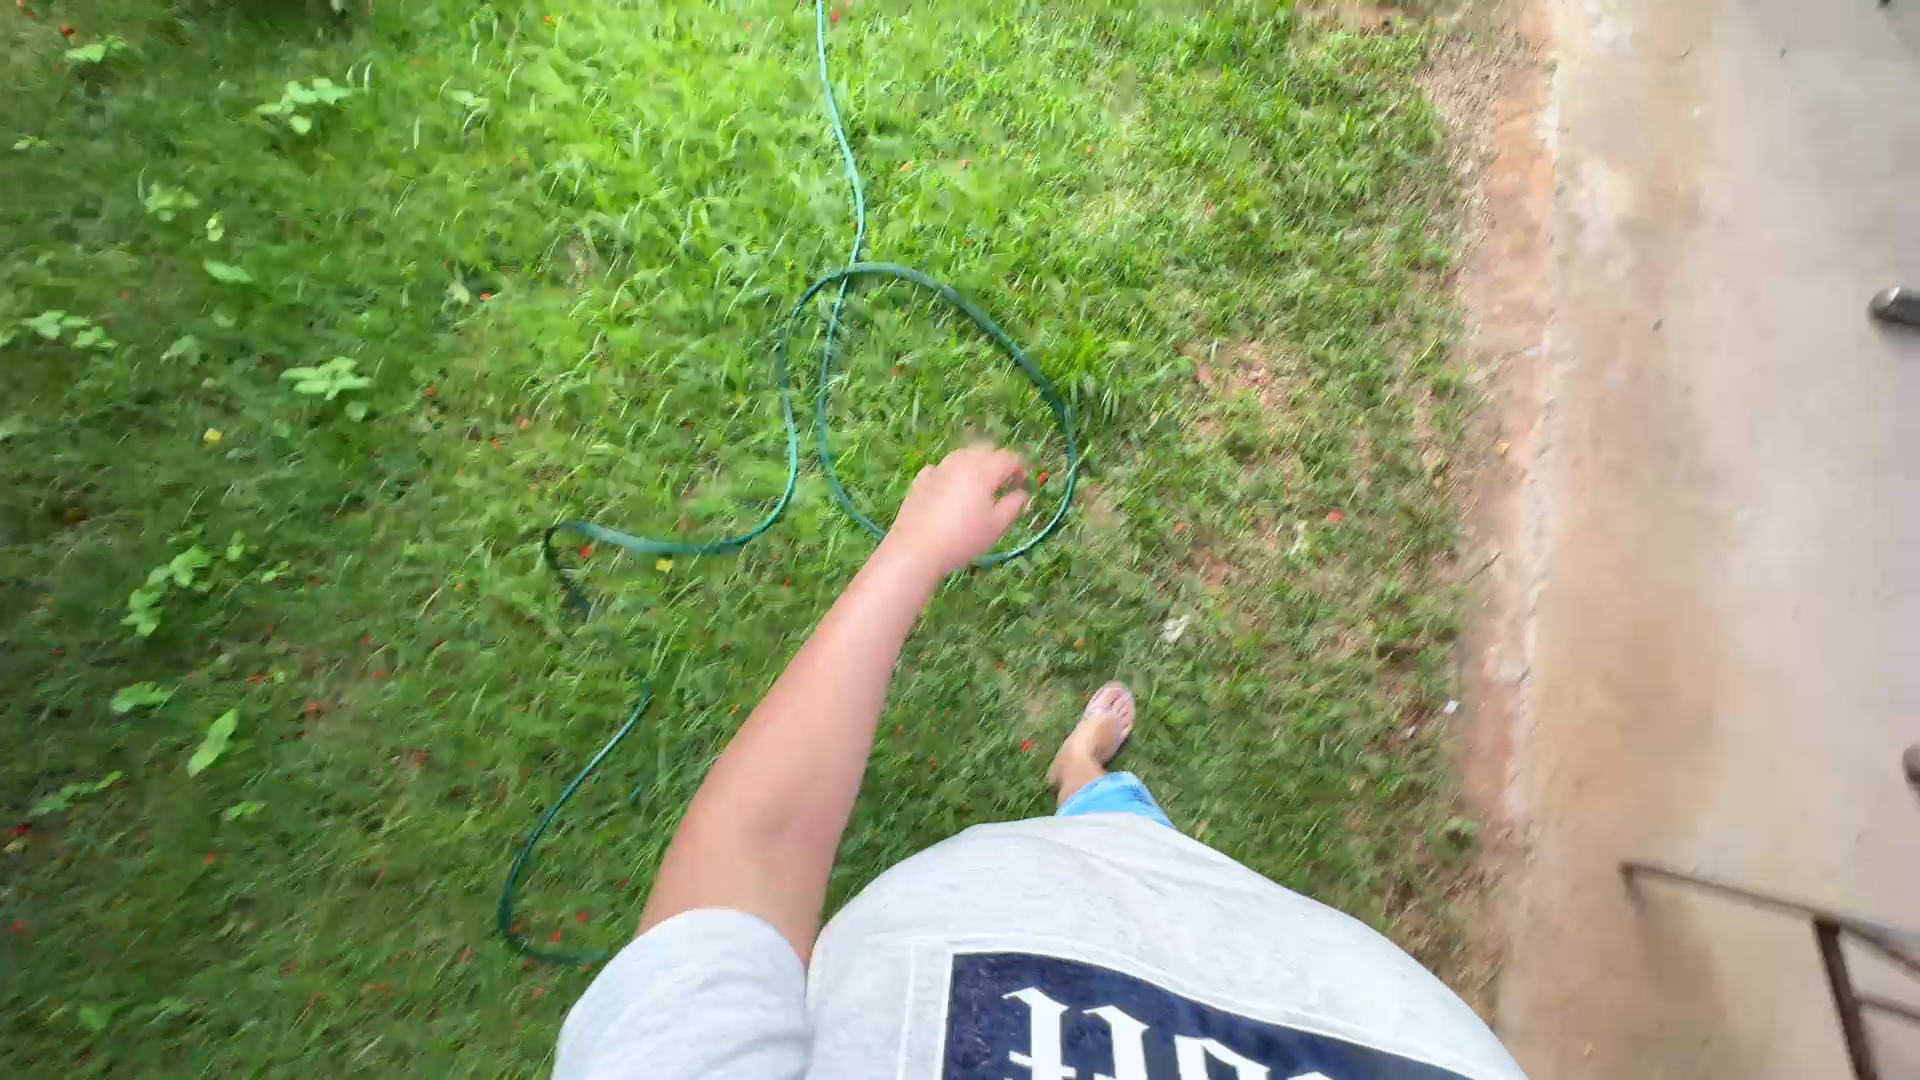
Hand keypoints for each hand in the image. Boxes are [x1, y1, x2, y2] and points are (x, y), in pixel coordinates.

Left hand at [882, 444, 1029, 577]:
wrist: (916, 549)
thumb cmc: (963, 539)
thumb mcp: (996, 526)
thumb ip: (1013, 506)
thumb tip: (1022, 494)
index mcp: (983, 471)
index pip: (1008, 458)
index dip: (1019, 468)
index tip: (1022, 483)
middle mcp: (961, 463)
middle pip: (984, 449)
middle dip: (997, 461)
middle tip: (1002, 482)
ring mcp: (938, 469)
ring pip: (961, 455)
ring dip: (974, 463)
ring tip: (977, 486)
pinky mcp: (920, 480)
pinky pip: (940, 467)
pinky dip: (950, 473)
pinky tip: (950, 488)